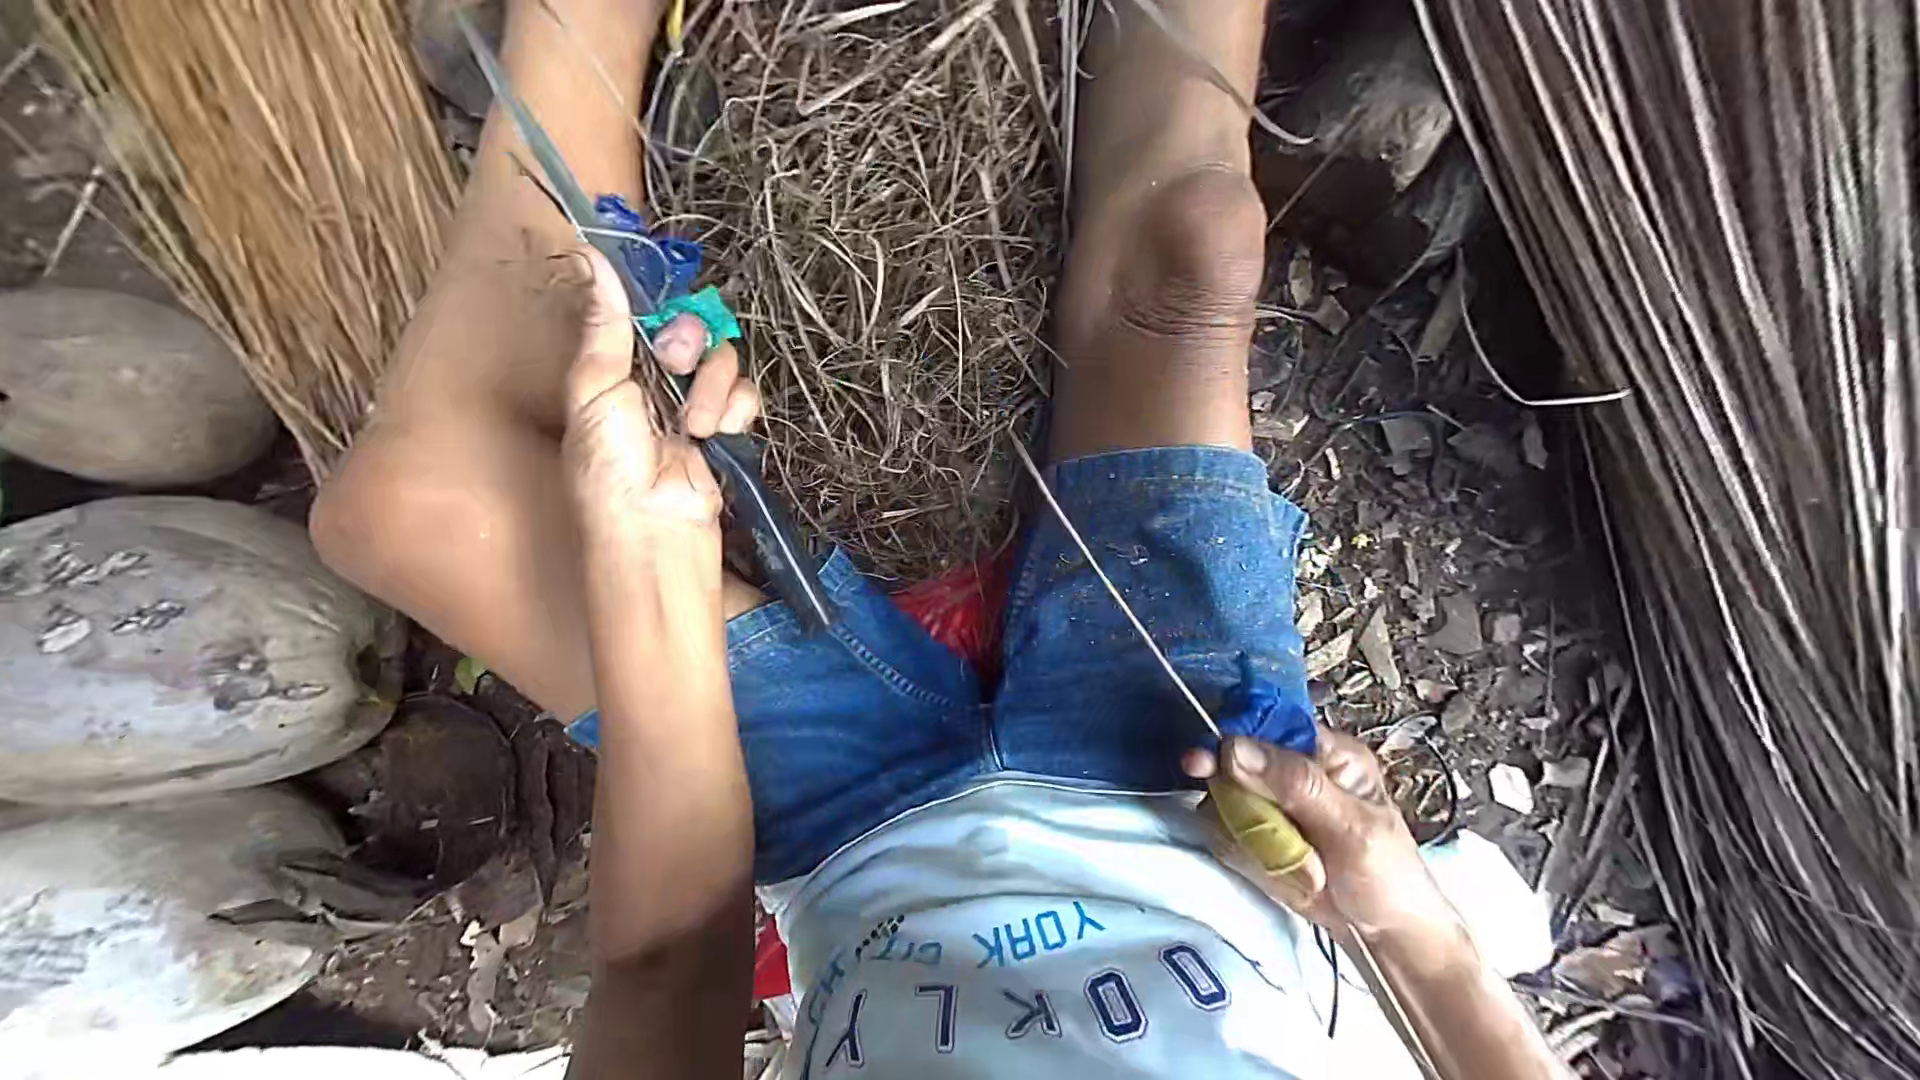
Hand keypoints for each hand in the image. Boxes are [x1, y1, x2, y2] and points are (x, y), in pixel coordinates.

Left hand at [561, 248, 759, 544]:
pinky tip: (722, 430)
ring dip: (713, 387)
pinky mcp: (725, 431)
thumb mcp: (595, 393)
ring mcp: (692, 408)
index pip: (645, 318)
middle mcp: (654, 385)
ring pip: (721, 363)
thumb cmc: (612, 469)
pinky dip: (737, 408)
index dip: (658, 312)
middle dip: (689, 346)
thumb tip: (590, 258)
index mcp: (614, 370)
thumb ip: (606, 329)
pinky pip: (743, 397)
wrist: (657, 530)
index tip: (658, 322)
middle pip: (690, 333)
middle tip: (677, 365)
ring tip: (698, 424)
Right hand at [1184, 730, 1465, 949]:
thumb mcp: (1351, 828)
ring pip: (1223, 796)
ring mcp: (1270, 799)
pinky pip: (1223, 826)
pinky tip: (1269, 866)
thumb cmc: (1388, 880)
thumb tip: (1233, 746)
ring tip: (1286, 862)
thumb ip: (1295, 783)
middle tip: (1241, 821)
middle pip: (1233, 761)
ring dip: (1242, 829)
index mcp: (1325, 750)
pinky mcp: (1255, 828)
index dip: (1231, 740)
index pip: (1264, 726)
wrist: (1388, 940)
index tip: (1203, 762)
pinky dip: (1238, 847)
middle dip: (1236, 796)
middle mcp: (1292, 767)